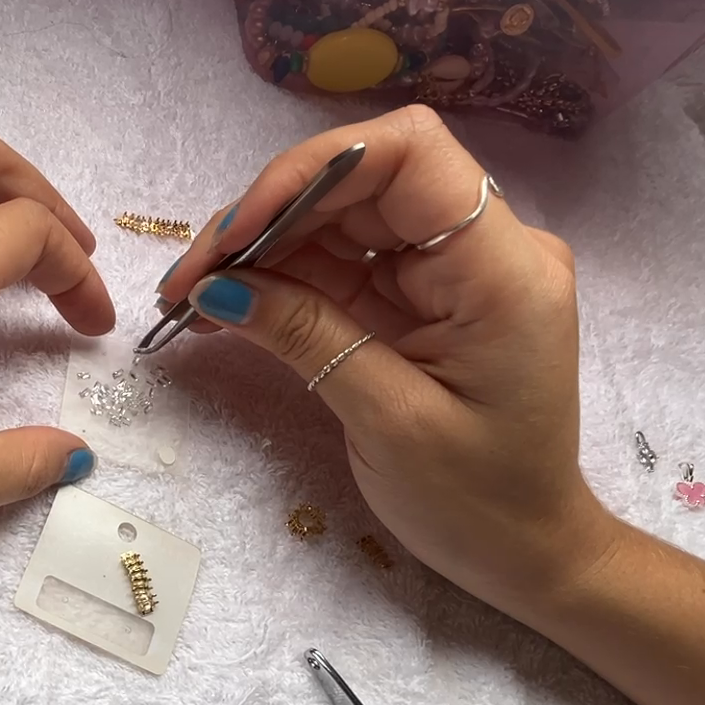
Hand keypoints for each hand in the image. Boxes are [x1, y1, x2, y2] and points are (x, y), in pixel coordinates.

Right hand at [156, 106, 615, 618]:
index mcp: (499, 267)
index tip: (234, 235)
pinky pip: (329, 269)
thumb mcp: (387, 418)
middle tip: (183, 282)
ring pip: (330, 225)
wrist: (521, 548)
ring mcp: (436, 273)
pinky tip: (220, 308)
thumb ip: (307, 338)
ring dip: (252, 254)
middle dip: (259, 222)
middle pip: (353, 188)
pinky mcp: (405, 300)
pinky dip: (269, 283)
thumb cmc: (477, 499)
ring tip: (186, 300)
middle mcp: (473, 249)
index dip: (309, 172)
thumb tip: (217, 288)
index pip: (407, 155)